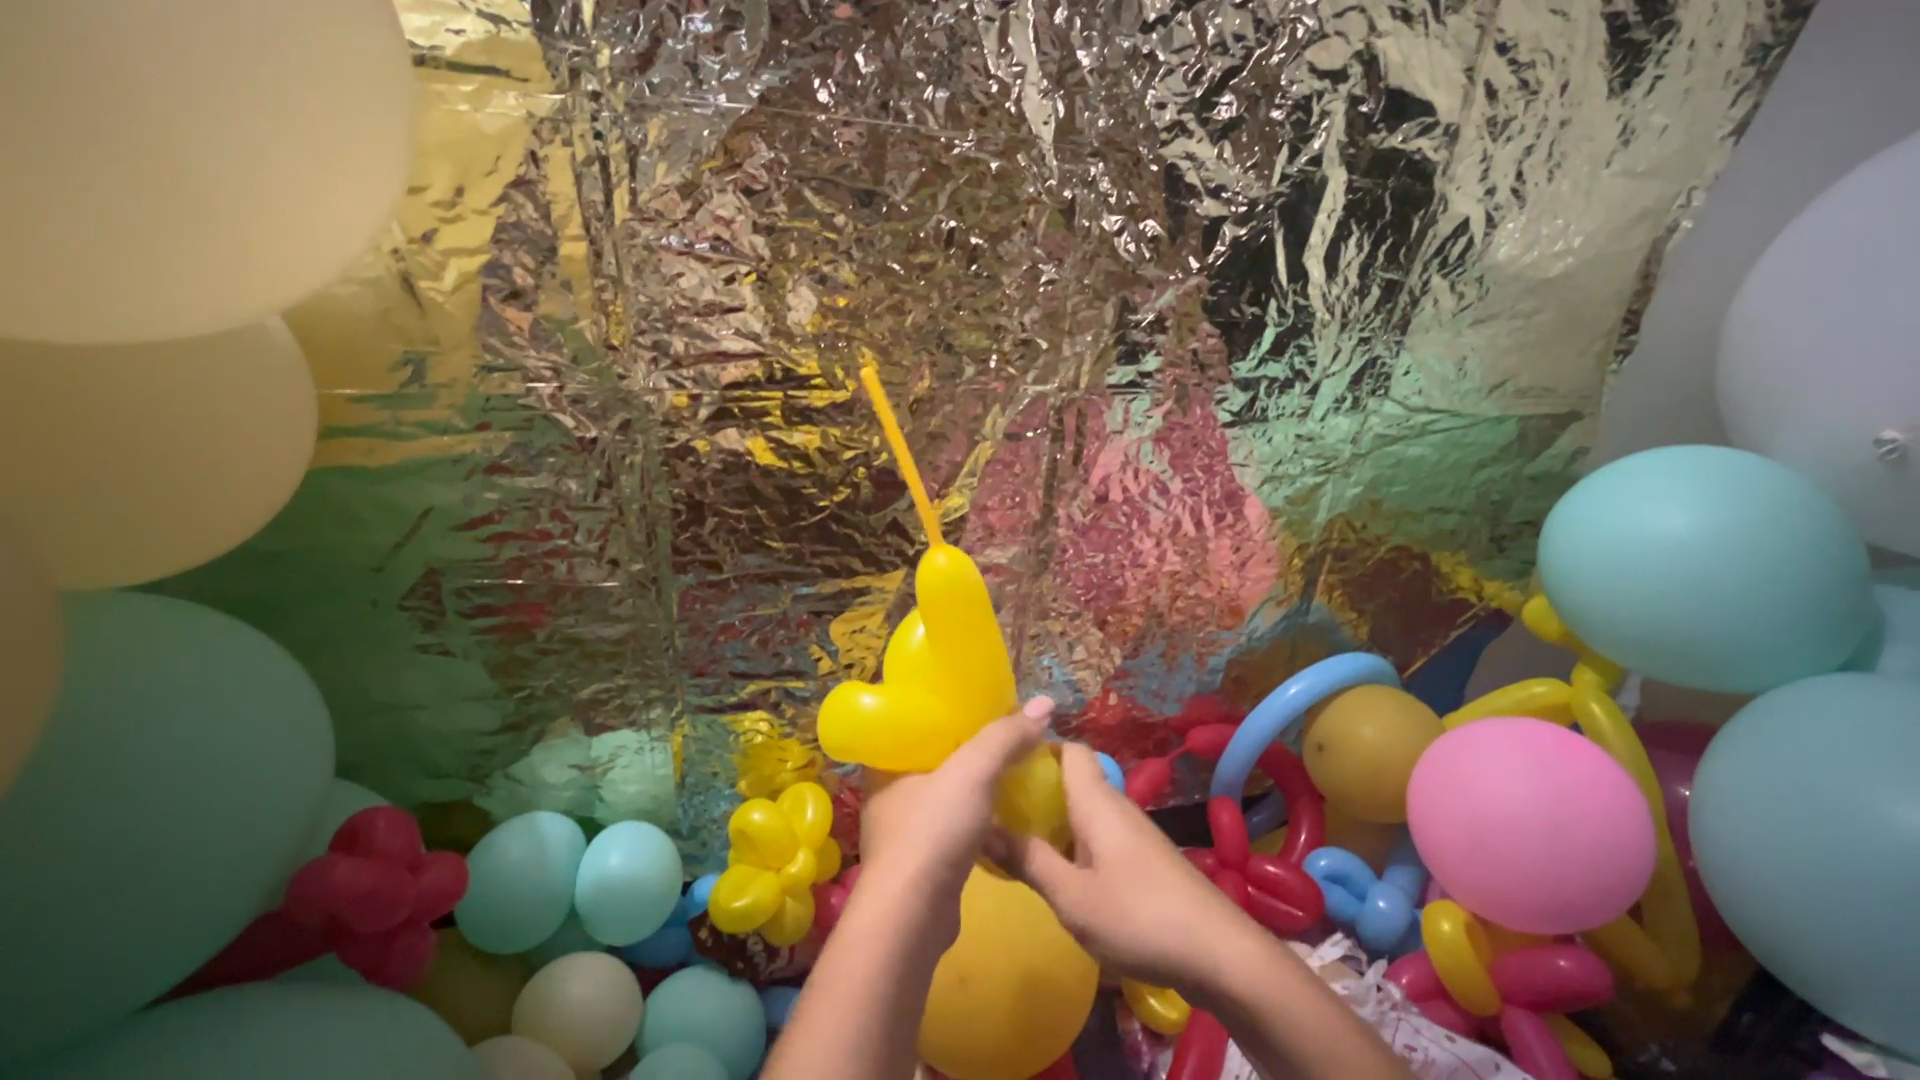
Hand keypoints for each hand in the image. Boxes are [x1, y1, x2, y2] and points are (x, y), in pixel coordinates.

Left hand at [855, 697, 1053, 946]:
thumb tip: (1045, 703)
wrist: (913, 916)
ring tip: (1014, 765)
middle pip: (936, 755)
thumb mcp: (972, 772)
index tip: (986, 701)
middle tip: (1010, 730)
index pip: (916, 721)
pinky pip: (955, 823)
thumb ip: (1005, 737)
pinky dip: (979, 814)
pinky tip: (1005, 809)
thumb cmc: (931, 831)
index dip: (950, 709)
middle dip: (972, 745)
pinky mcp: (924, 859)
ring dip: (977, 781)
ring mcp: (904, 828)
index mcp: (885, 762)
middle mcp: (888, 791)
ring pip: (947, 791)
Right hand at [988, 741, 1255, 994]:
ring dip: (1050, 821)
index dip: (1035, 749)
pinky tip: (1054, 872)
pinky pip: (1097, 837)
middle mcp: (1115, 808)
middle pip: (1072, 780)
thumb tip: (981, 827)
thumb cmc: (1139, 917)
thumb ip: (1028, 860)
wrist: (1219, 955)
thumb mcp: (1071, 896)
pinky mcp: (1142, 862)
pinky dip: (1071, 844)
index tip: (997, 767)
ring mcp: (1132, 835)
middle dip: (1033, 789)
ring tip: (1011, 840)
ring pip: (1083, 812)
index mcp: (1097, 802)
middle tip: (991, 810)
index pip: (1069, 749)